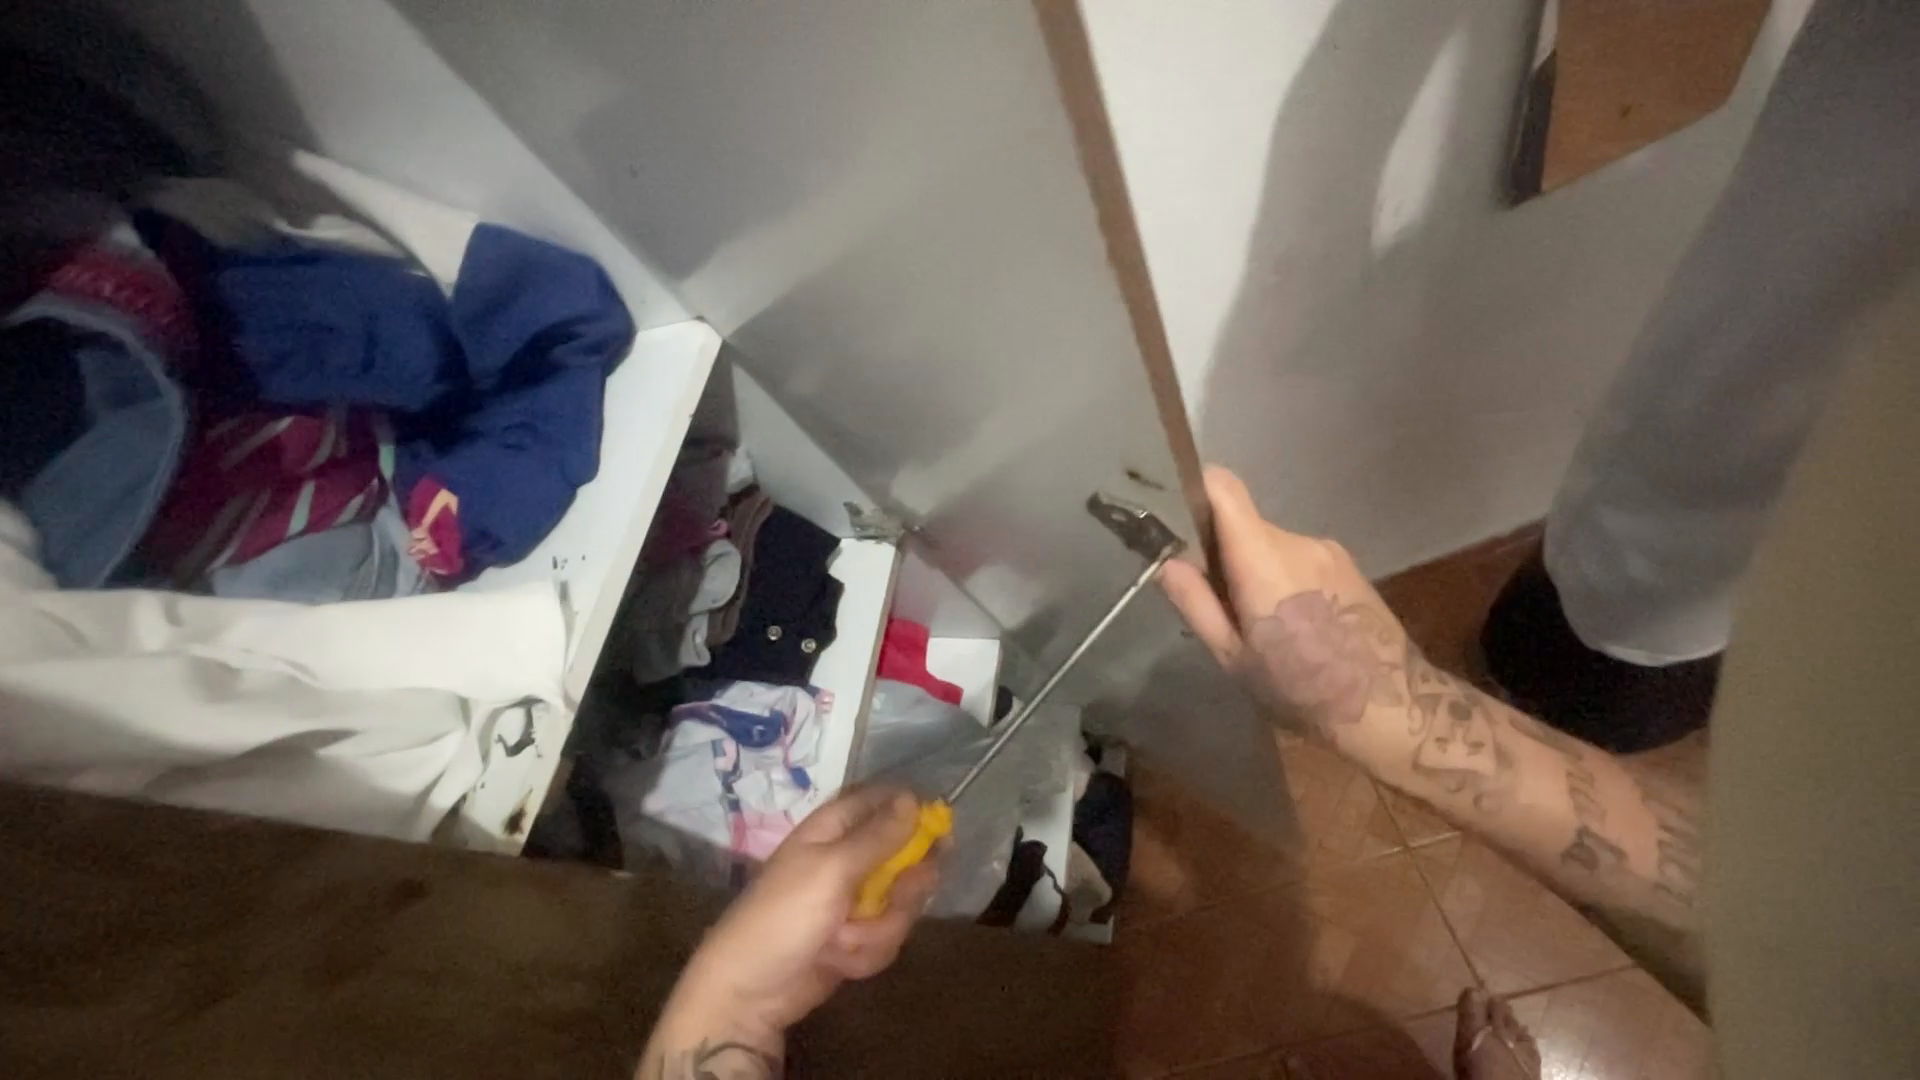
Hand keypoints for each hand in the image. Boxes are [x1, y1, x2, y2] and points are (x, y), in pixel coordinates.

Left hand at [670, 786, 940, 1036]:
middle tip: (895, 899)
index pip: (886, 800)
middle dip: (903, 890)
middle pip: (908, 855)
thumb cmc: (784, 915)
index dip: (914, 811)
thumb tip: (913, 798)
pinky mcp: (860, 935)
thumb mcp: (833, 869)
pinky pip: (889, 935)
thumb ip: (879, 836)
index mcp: (837, 826)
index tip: (939, 829)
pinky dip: (866, 954)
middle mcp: (852, 856)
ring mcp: (857, 898)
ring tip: (841, 941)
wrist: (750, 991)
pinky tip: (838, 960)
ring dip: (877, 930)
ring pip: (903, 902)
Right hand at [1160, 466, 1409, 737]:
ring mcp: (1327, 551)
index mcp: (1263, 559)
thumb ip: (1196, 604)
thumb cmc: (1304, 691)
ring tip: (1253, 622)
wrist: (1398, 712)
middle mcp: (1296, 541)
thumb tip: (1167, 563)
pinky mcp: (1346, 565)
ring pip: (1266, 543)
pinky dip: (1277, 577)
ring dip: (1250, 569)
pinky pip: (1294, 557)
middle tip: (1211, 601)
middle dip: (1218, 551)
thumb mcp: (1234, 659)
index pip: (1223, 487)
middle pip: (1240, 523)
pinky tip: (1287, 623)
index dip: (1193, 490)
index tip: (1172, 519)